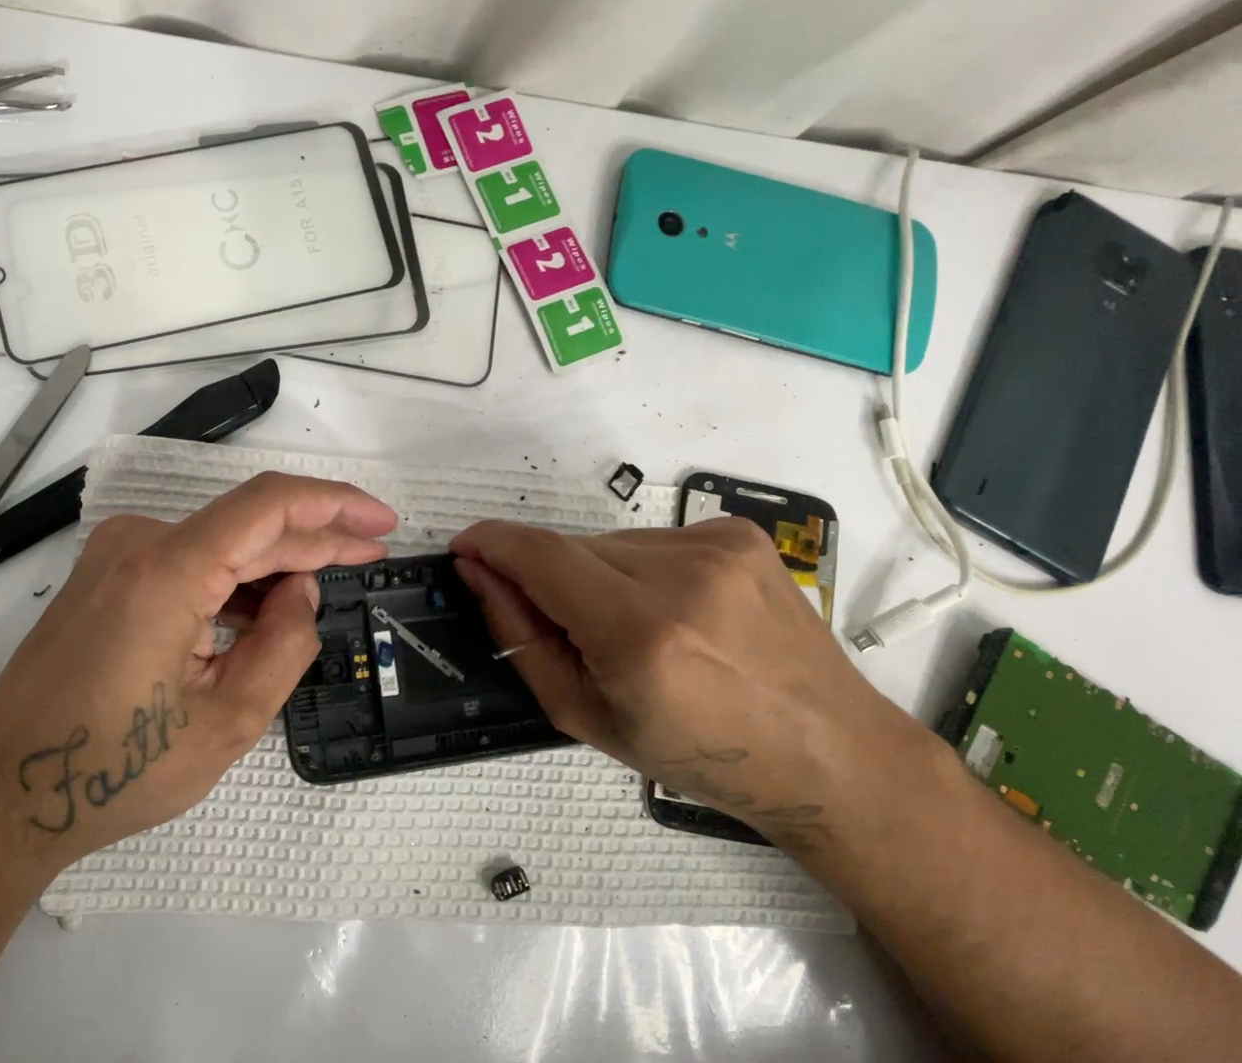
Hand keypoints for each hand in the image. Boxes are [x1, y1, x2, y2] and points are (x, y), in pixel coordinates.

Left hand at [0, 473, 397, 873]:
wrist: (6, 792)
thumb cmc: (115, 767)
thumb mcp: (227, 721)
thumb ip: (284, 645)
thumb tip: (300, 591)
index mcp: (166, 569)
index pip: (268, 505)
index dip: (335, 505)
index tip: (383, 522)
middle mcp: (136, 545)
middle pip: (244, 525)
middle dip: (312, 539)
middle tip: (369, 555)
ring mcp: (111, 560)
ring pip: (214, 546)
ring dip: (270, 566)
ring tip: (321, 592)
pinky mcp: (101, 582)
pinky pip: (182, 565)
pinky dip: (228, 584)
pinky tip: (262, 609)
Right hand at [451, 518, 933, 853]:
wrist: (828, 752)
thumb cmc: (699, 754)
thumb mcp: (587, 717)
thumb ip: (522, 639)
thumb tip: (479, 574)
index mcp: (641, 635)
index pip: (541, 556)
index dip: (491, 544)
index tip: (464, 548)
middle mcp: (683, 576)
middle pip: (571, 549)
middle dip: (548, 578)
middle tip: (567, 630)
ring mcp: (718, 548)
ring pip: (610, 543)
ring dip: (596, 576)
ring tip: (635, 629)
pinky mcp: (740, 536)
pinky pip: (652, 540)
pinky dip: (639, 570)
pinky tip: (674, 612)